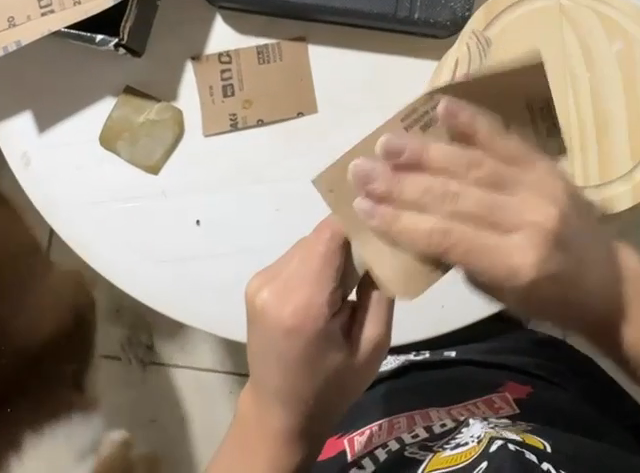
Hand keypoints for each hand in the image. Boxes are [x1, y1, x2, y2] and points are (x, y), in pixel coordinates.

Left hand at [239, 218, 394, 456]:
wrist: (279, 413)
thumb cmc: (332, 386)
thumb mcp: (372, 346)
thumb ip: (380, 290)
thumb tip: (383, 244)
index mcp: (303, 302)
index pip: (332, 232)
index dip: (359, 226)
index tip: (382, 236)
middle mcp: (275, 282)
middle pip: (321, 236)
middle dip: (349, 244)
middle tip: (370, 269)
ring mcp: (260, 281)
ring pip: (309, 243)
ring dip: (332, 254)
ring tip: (347, 287)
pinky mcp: (256, 282)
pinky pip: (296, 256)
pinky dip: (316, 265)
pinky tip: (324, 293)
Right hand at [349, 98, 628, 345]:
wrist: (609, 283)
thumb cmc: (546, 300)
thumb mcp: (498, 294)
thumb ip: (457, 255)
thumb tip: (410, 218)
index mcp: (515, 264)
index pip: (445, 236)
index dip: (399, 220)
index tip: (361, 205)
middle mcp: (527, 221)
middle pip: (452, 195)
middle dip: (400, 183)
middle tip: (361, 169)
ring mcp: (540, 188)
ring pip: (471, 164)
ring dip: (424, 152)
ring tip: (386, 143)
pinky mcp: (547, 166)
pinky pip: (505, 139)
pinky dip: (472, 122)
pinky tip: (443, 108)